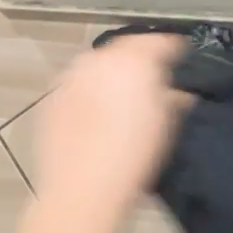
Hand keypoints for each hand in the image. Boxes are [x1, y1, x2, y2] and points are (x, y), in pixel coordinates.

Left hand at [30, 34, 189, 214]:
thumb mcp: (167, 124)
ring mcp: (70, 77)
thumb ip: (173, 97)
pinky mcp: (51, 99)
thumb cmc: (134, 155)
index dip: (173, 50)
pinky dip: (88, 93)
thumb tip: (177, 92)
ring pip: (97, 66)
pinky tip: (95, 115)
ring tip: (121, 98)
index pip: (159, 42)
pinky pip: (76, 87)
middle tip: (151, 80)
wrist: (81, 190)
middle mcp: (99, 59)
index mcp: (134, 59)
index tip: (181, 59)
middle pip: (124, 50)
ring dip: (110, 76)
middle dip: (138, 61)